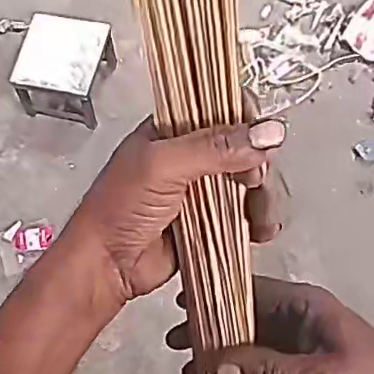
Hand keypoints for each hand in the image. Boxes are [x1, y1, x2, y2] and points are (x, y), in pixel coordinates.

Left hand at [64, 114, 284, 304]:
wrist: (106, 264)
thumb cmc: (118, 209)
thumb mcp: (164, 166)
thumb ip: (215, 147)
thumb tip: (267, 133)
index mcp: (171, 130)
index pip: (219, 109)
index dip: (244, 121)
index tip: (259, 141)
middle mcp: (187, 157)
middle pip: (240, 149)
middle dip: (256, 166)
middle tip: (252, 182)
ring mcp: (198, 191)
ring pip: (245, 184)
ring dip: (260, 198)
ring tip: (260, 216)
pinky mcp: (206, 223)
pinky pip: (241, 216)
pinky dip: (256, 222)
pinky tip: (261, 230)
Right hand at [166, 277, 373, 373]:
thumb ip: (266, 370)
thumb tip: (213, 368)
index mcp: (305, 303)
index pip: (250, 290)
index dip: (214, 297)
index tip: (182, 307)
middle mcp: (301, 314)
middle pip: (246, 313)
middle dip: (212, 328)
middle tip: (176, 343)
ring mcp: (303, 338)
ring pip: (252, 338)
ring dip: (224, 352)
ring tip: (190, 368)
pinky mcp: (306, 360)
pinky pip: (264, 358)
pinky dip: (242, 369)